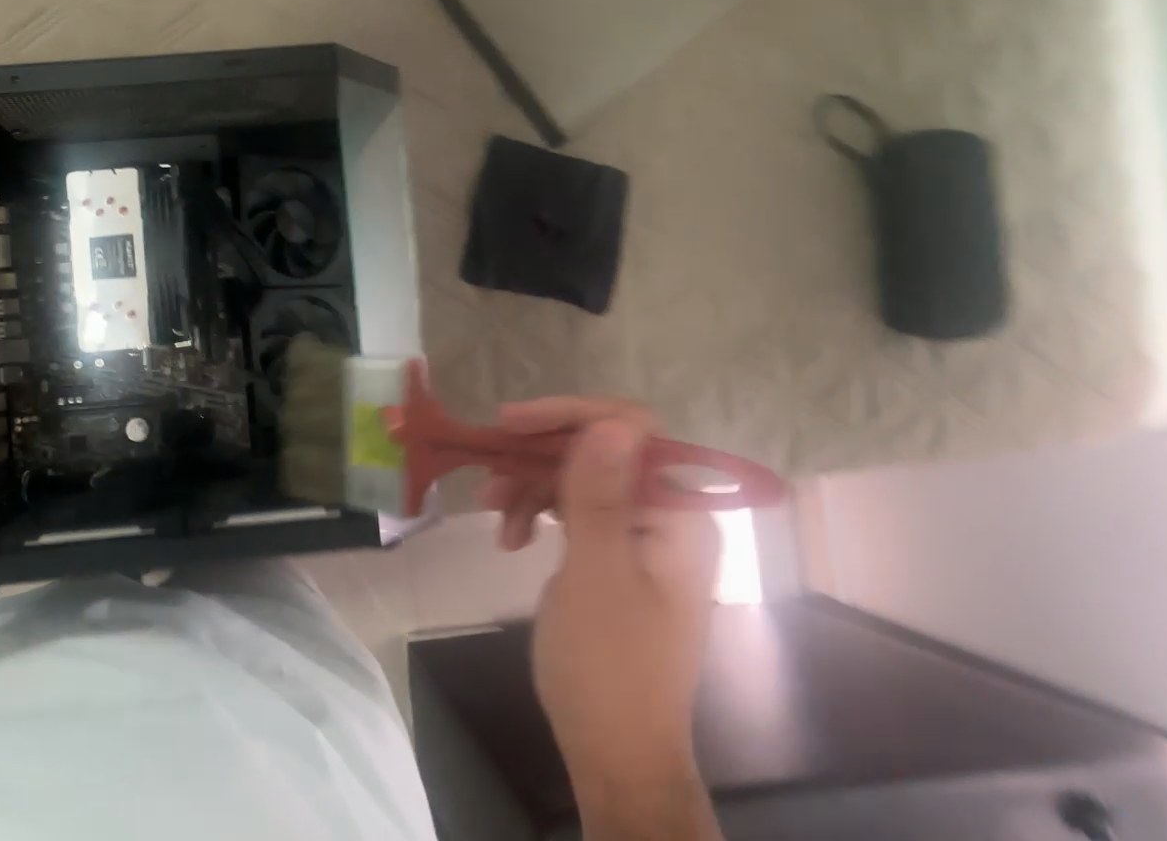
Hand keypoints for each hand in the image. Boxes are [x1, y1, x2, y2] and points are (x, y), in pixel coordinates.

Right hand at [494, 398, 719, 815]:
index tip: (510, 424)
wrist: (614, 749)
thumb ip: (600, 498)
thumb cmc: (607, 667)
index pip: (634, 432)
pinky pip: (574, 514)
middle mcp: (666, 517)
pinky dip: (537, 516)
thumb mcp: (596, 577)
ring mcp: (639, 538)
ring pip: (579, 481)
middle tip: (487, 469)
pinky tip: (510, 539)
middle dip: (539, 457)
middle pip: (599, 453)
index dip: (572, 418)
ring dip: (530, 488)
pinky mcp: (613, 558)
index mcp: (679, 517)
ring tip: (491, 512)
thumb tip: (611, 424)